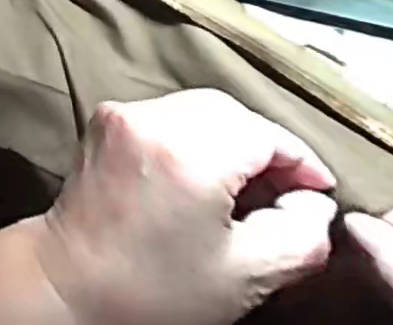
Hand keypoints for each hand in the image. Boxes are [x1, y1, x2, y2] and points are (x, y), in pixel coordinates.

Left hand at [34, 89, 339, 324]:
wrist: (72, 279)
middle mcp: (151, 118)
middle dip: (265, 145)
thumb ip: (298, 236)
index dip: (300, 160)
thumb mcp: (246, 275)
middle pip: (228, 110)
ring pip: (196, 107)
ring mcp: (123, 113)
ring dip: (229, 137)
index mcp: (187, 150)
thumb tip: (316, 204)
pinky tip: (204, 174)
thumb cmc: (157, 286)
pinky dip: (193, 133)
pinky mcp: (106, 118)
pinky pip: (165, 112)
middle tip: (287, 192)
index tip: (320, 192)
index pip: (262, 131)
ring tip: (248, 187)